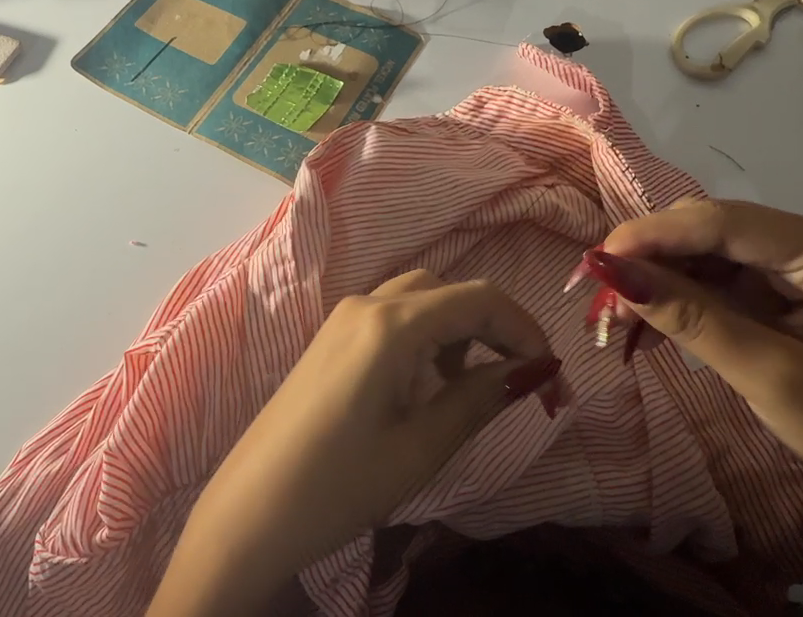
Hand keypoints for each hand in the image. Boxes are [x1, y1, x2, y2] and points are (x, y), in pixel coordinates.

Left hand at [147, 270, 561, 616]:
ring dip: (457, 330)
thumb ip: (478, 398)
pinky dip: (425, 336)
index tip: (552, 374)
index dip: (525, 329)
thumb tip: (532, 370)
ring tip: (470, 387)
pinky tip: (426, 383)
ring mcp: (343, 318)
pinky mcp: (330, 338)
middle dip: (492, 326)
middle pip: (448, 290)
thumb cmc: (339, 484)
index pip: (478, 299)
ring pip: (419, 298)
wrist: (250, 512)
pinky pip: (392, 316)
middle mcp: (366, 303)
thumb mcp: (420, 447)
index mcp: (391, 324)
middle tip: (520, 381)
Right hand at [584, 200, 802, 614]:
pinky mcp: (787, 295)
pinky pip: (719, 281)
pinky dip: (681, 299)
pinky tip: (648, 321)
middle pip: (713, 230)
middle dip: (652, 257)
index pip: (725, 221)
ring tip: (614, 314)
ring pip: (708, 253)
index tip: (594, 259)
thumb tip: (609, 269)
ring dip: (660, 279)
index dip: (653, 234)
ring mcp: (802, 269)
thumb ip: (691, 317)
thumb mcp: (771, 379)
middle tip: (598, 295)